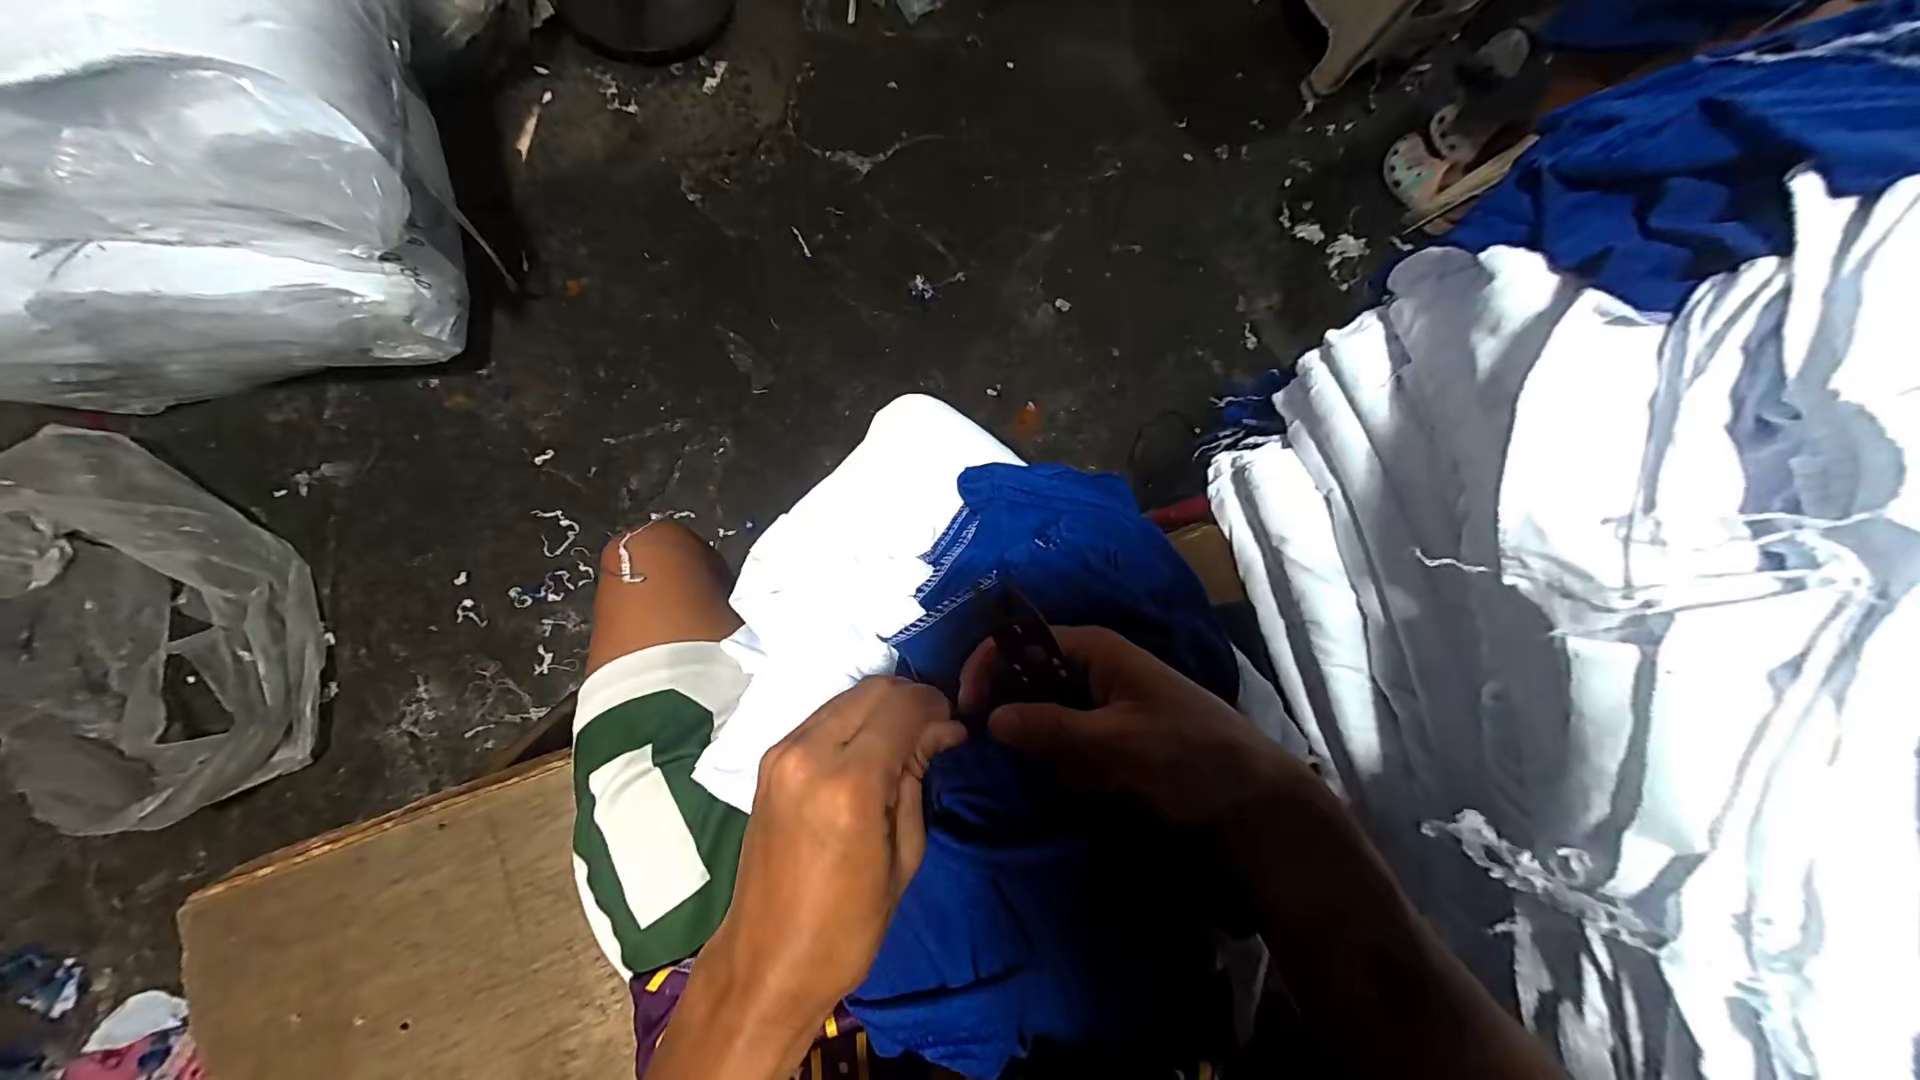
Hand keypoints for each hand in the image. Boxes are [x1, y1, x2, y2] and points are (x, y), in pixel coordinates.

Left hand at [650, 676, 965, 1079]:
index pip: (903, 707)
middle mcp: (809, 753)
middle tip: (933, 730)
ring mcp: (782, 752)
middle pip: (874, 689)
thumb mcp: (905, 853)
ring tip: (904, 738)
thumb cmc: (848, 925)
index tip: (953, 727)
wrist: (767, 961)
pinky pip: (824, 714)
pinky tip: (870, 746)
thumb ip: (919, 775)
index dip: (936, 707)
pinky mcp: (770, 758)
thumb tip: (944, 730)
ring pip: (848, 695)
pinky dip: (855, 717)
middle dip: (912, 699)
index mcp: (849, 784)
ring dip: (883, 705)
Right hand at [958, 625, 1325, 828]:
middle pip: (1026, 679)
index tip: (965, 710)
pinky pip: (1063, 742)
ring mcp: (1096, 702)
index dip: (987, 667)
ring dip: (1046, 748)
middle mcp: (1089, 667)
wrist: (1249, 798)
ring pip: (1041, 716)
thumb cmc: (1189, 753)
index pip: (1020, 644)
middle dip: (1017, 717)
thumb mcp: (1119, 741)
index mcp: (1093, 649)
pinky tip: (1094, 782)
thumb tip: (989, 718)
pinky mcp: (1104, 733)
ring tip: (1081, 774)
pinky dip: (1065, 764)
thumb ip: (1053, 728)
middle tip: (1018, 755)